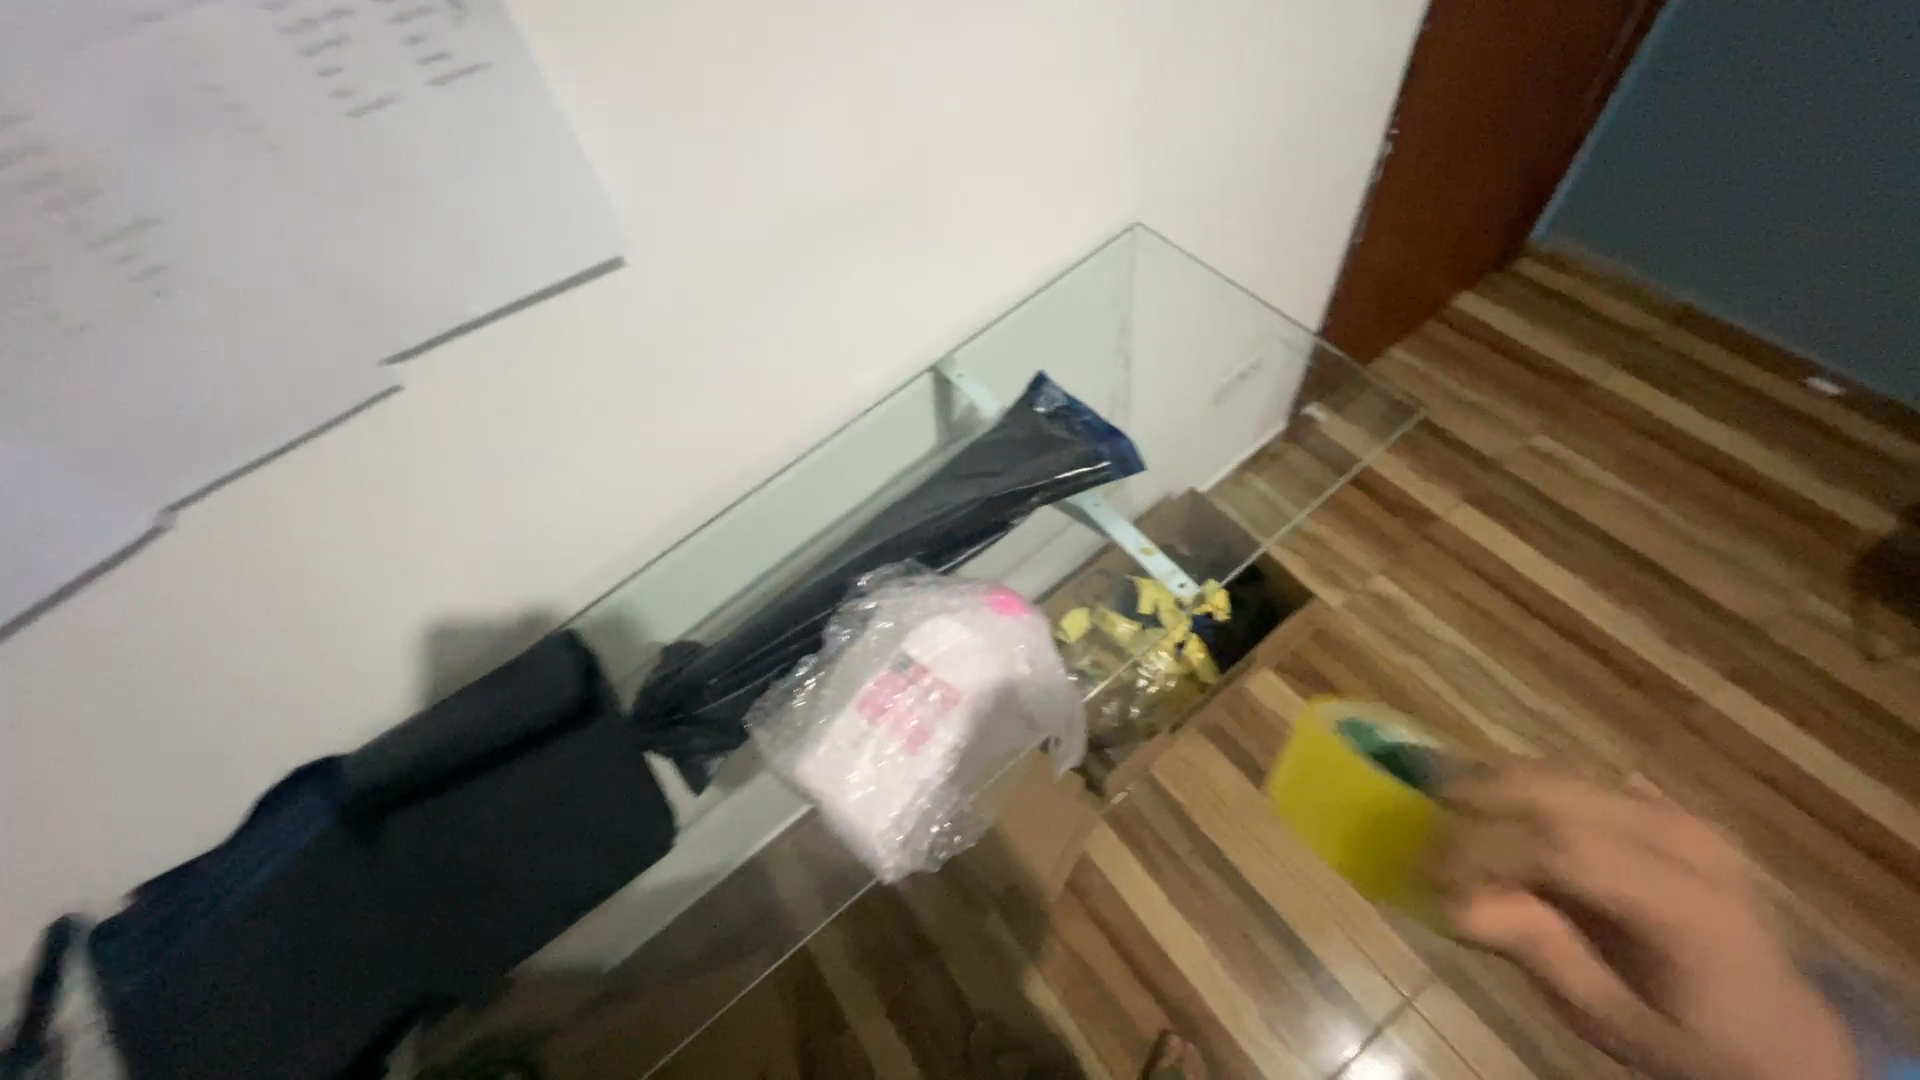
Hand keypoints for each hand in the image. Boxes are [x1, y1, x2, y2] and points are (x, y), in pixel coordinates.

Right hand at [1432, 764, 1857, 1079]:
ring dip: (1484, 786)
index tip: (1426, 872)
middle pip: (1549, 790)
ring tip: (1443, 819)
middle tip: (1422, 833)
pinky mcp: (1656, 804)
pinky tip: (1486, 813)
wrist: (1780, 1031)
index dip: (1480, 850)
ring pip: (1549, 770)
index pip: (1561, 847)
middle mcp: (1683, 839)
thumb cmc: (1688, 1037)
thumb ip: (1541, 955)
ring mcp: (1673, 812)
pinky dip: (1511, 786)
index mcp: (1686, 905)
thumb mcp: (1613, 1021)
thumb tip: (1455, 904)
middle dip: (1469, 802)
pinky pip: (1564, 774)